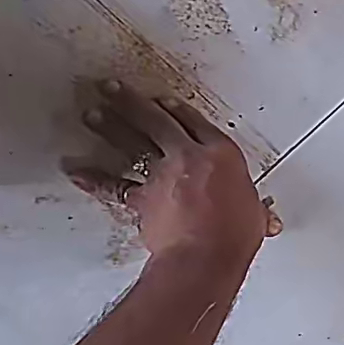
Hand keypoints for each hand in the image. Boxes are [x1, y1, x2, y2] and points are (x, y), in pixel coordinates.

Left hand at [66, 82, 273, 272]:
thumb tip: (266, 220)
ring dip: (109, 126)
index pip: (197, 123)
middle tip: (112, 88)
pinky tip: (77, 171)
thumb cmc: (233, 236)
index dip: (179, 110)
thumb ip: (256, 212)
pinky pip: (115, 186)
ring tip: (91, 113)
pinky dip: (95, 179)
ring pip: (132, 144)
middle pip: (157, 120)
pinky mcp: (142, 199)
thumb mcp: (254, 217)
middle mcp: (188, 157)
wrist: (204, 256)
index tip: (165, 101)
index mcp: (221, 155)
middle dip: (132, 102)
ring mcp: (161, 176)